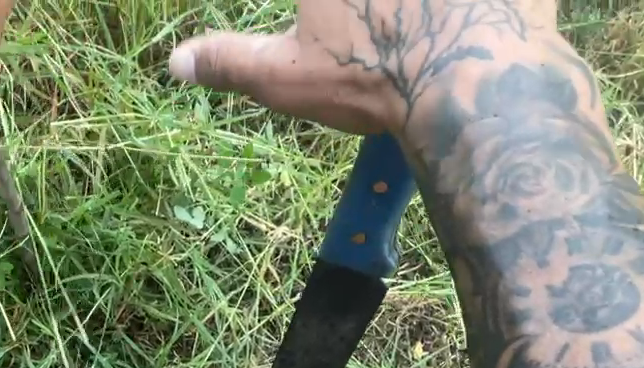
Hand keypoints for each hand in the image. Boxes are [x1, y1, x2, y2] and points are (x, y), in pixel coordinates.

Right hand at [168, 0, 556, 135]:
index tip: (318, 32)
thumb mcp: (283, 74)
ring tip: (392, 33)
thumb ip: (228, 60)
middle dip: (345, 13)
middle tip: (354, 39)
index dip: (316, 10)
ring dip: (393, 12)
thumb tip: (175, 62)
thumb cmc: (369, 76)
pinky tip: (443, 22)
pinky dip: (454, 12)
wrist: (469, 81)